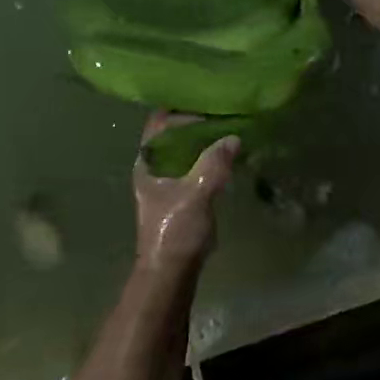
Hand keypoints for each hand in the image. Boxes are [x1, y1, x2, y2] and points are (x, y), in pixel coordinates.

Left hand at [131, 112, 238, 268]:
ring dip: (202, 144)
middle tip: (224, 116)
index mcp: (147, 162)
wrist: (169, 273)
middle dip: (195, 125)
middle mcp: (151, 168)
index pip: (159, 122)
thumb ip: (213, 164)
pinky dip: (206, 160)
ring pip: (182, 153)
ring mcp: (163, 184)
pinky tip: (226, 160)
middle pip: (171, 135)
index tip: (207, 105)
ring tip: (229, 134)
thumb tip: (232, 137)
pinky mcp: (177, 197)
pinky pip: (191, 168)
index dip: (180, 111)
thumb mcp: (195, 194)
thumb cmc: (175, 230)